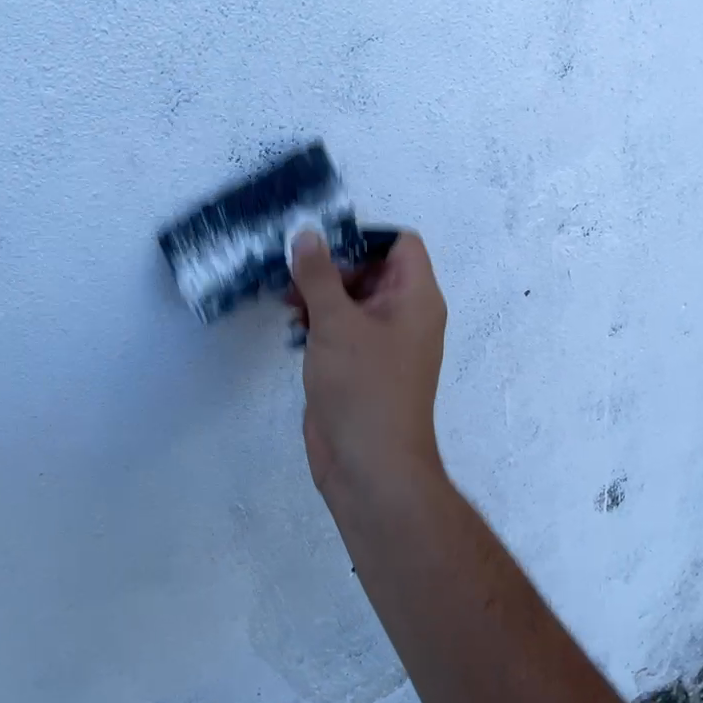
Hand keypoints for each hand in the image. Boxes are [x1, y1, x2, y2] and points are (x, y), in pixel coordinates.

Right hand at [287, 229, 447, 498]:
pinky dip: (319, 321)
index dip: (363, 238)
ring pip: (352, 299)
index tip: (321, 247)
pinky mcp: (360, 366)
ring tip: (287, 302)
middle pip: (371, 269)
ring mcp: (383, 342)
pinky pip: (342, 328)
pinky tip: (292, 329)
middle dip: (331, 267)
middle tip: (295, 278)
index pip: (400, 244)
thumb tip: (307, 234)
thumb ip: (318, 275)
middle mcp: (405, 315)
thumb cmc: (363, 387)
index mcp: (415, 297)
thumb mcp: (336, 323)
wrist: (370, 468)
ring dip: (320, 294)